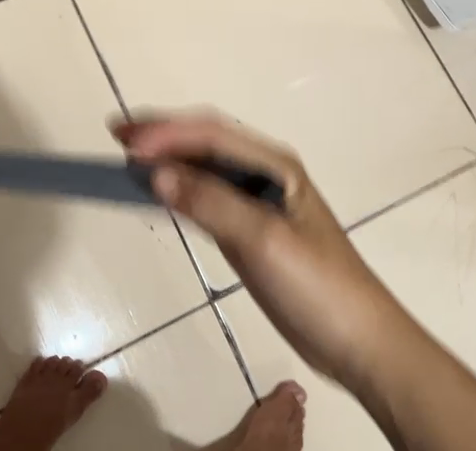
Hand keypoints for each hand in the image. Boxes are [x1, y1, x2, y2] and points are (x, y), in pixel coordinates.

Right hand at [113, 111, 397, 381]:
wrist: (359, 343)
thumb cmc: (317, 285)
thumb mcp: (263, 240)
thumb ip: (210, 203)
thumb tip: (156, 174)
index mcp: (274, 164)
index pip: (210, 135)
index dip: (167, 133)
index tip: (126, 144)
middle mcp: (262, 173)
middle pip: (204, 141)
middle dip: (161, 134)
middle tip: (116, 134)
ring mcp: (255, 201)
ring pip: (202, 167)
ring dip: (166, 158)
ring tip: (127, 156)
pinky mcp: (247, 229)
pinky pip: (204, 196)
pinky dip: (177, 188)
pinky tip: (156, 191)